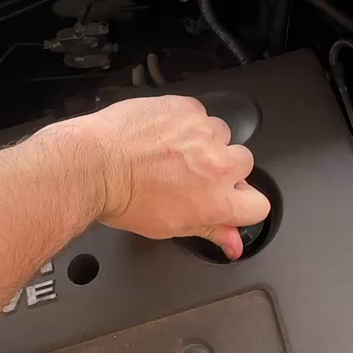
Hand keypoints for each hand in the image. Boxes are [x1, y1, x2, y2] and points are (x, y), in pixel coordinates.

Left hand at [45, 95, 270, 258]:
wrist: (93, 164)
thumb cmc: (124, 197)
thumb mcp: (171, 226)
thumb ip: (211, 231)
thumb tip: (233, 244)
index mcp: (218, 200)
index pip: (259, 205)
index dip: (243, 204)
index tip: (228, 200)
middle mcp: (217, 164)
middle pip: (244, 164)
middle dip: (224, 169)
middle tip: (192, 174)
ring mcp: (203, 132)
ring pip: (222, 134)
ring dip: (205, 142)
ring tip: (173, 151)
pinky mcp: (187, 108)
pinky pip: (199, 113)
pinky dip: (185, 122)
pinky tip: (162, 134)